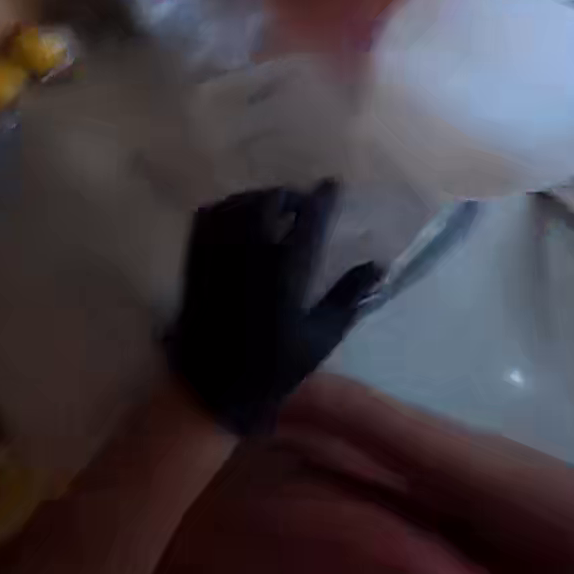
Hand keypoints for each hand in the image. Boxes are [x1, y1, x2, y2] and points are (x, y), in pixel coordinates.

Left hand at [167, 181, 382, 434]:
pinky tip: (237, 216)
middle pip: (271, 201)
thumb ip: (350, 295)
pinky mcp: (195, 258)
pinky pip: (208, 215)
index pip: (311, 220)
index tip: (332, 186)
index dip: (323, 198)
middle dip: (290, 196)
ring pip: (240, 204)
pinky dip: (227, 207)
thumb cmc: (274, 367)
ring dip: (260, 198)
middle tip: (300, 204)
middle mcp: (254, 255)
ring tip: (272, 209)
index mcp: (288, 273)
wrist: (214, 387)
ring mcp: (220, 254)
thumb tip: (379, 264)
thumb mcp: (321, 337)